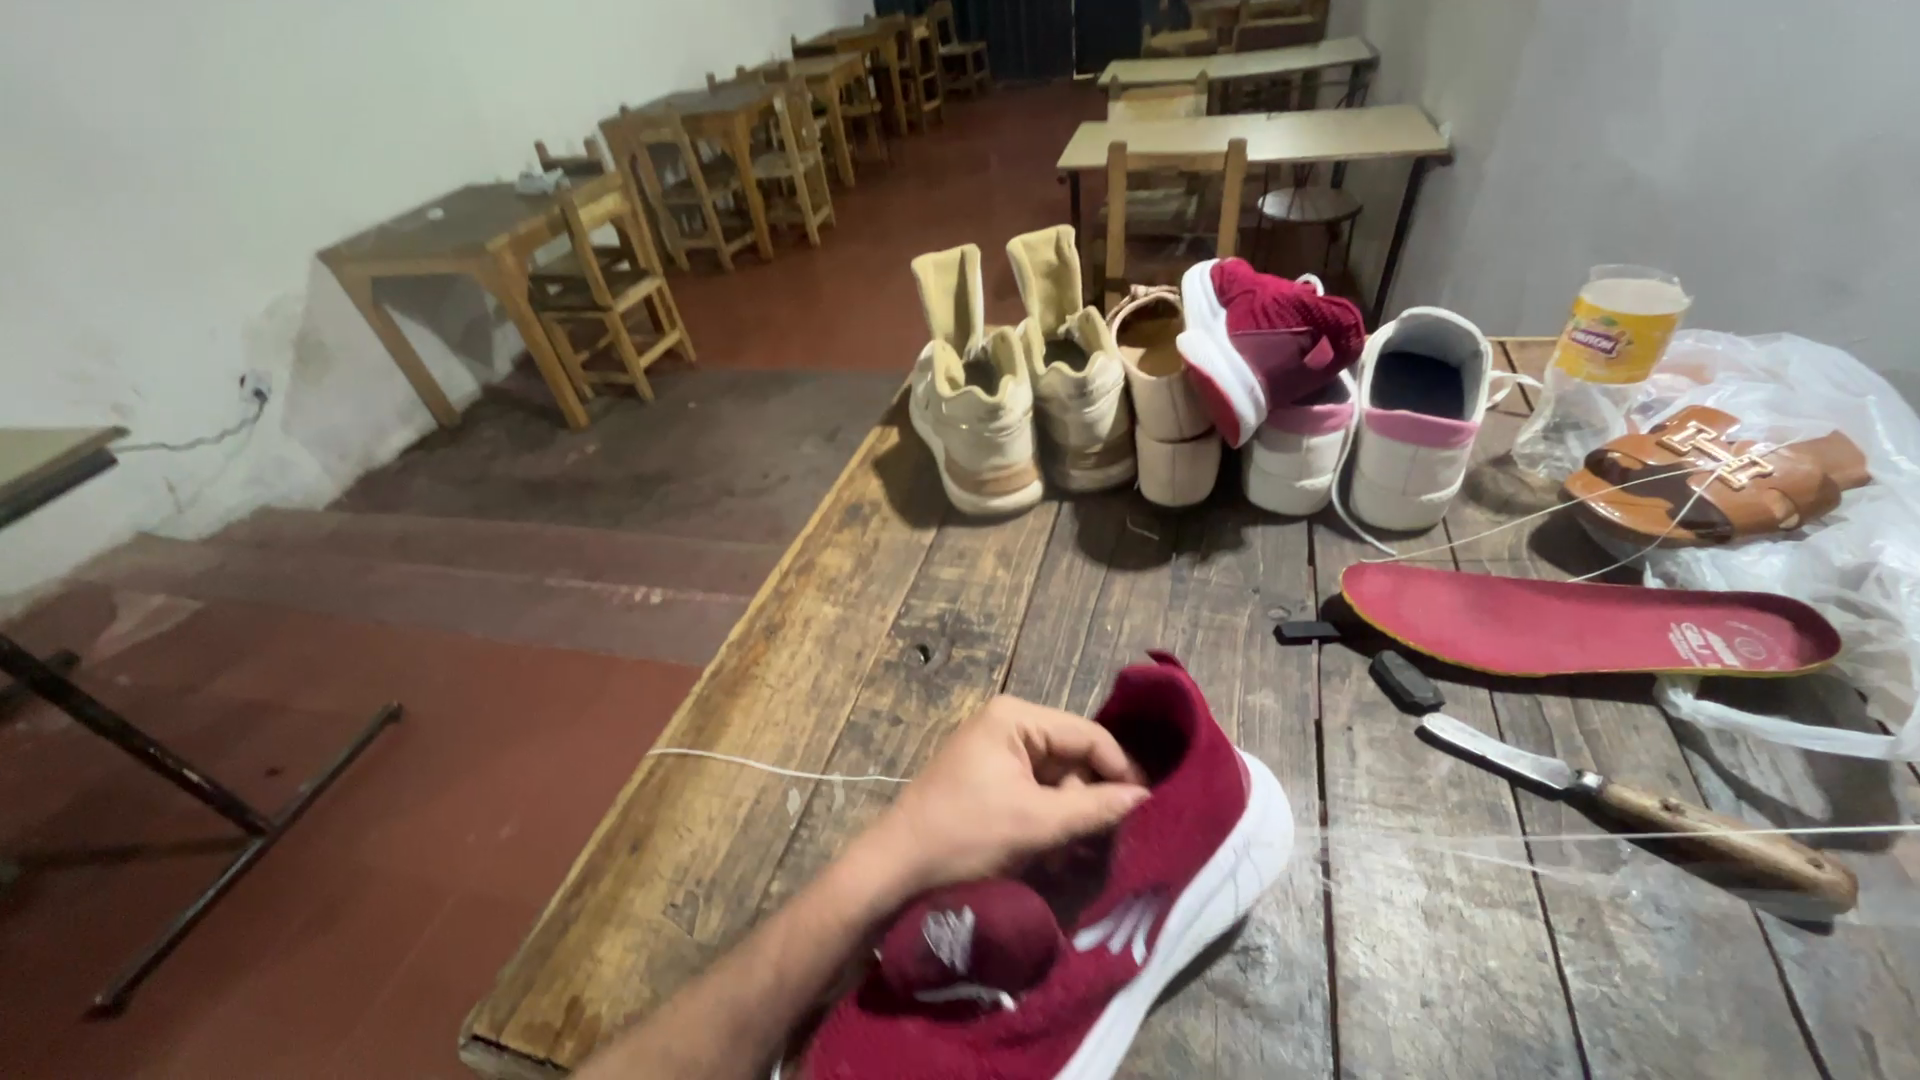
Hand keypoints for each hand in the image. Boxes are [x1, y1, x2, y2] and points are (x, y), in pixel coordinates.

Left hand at [857, 695, 1150, 895]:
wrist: (895, 869)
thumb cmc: (965, 836)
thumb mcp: (1037, 822)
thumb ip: (1095, 807)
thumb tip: (1146, 798)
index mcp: (1015, 717)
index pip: (1089, 734)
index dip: (1120, 771)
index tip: (1146, 810)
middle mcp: (1007, 725)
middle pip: (1073, 757)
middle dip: (1089, 800)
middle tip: (1105, 841)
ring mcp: (995, 753)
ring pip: (1057, 781)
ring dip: (1069, 818)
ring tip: (1071, 855)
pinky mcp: (988, 781)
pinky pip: (1035, 795)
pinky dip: (1048, 823)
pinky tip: (1050, 855)